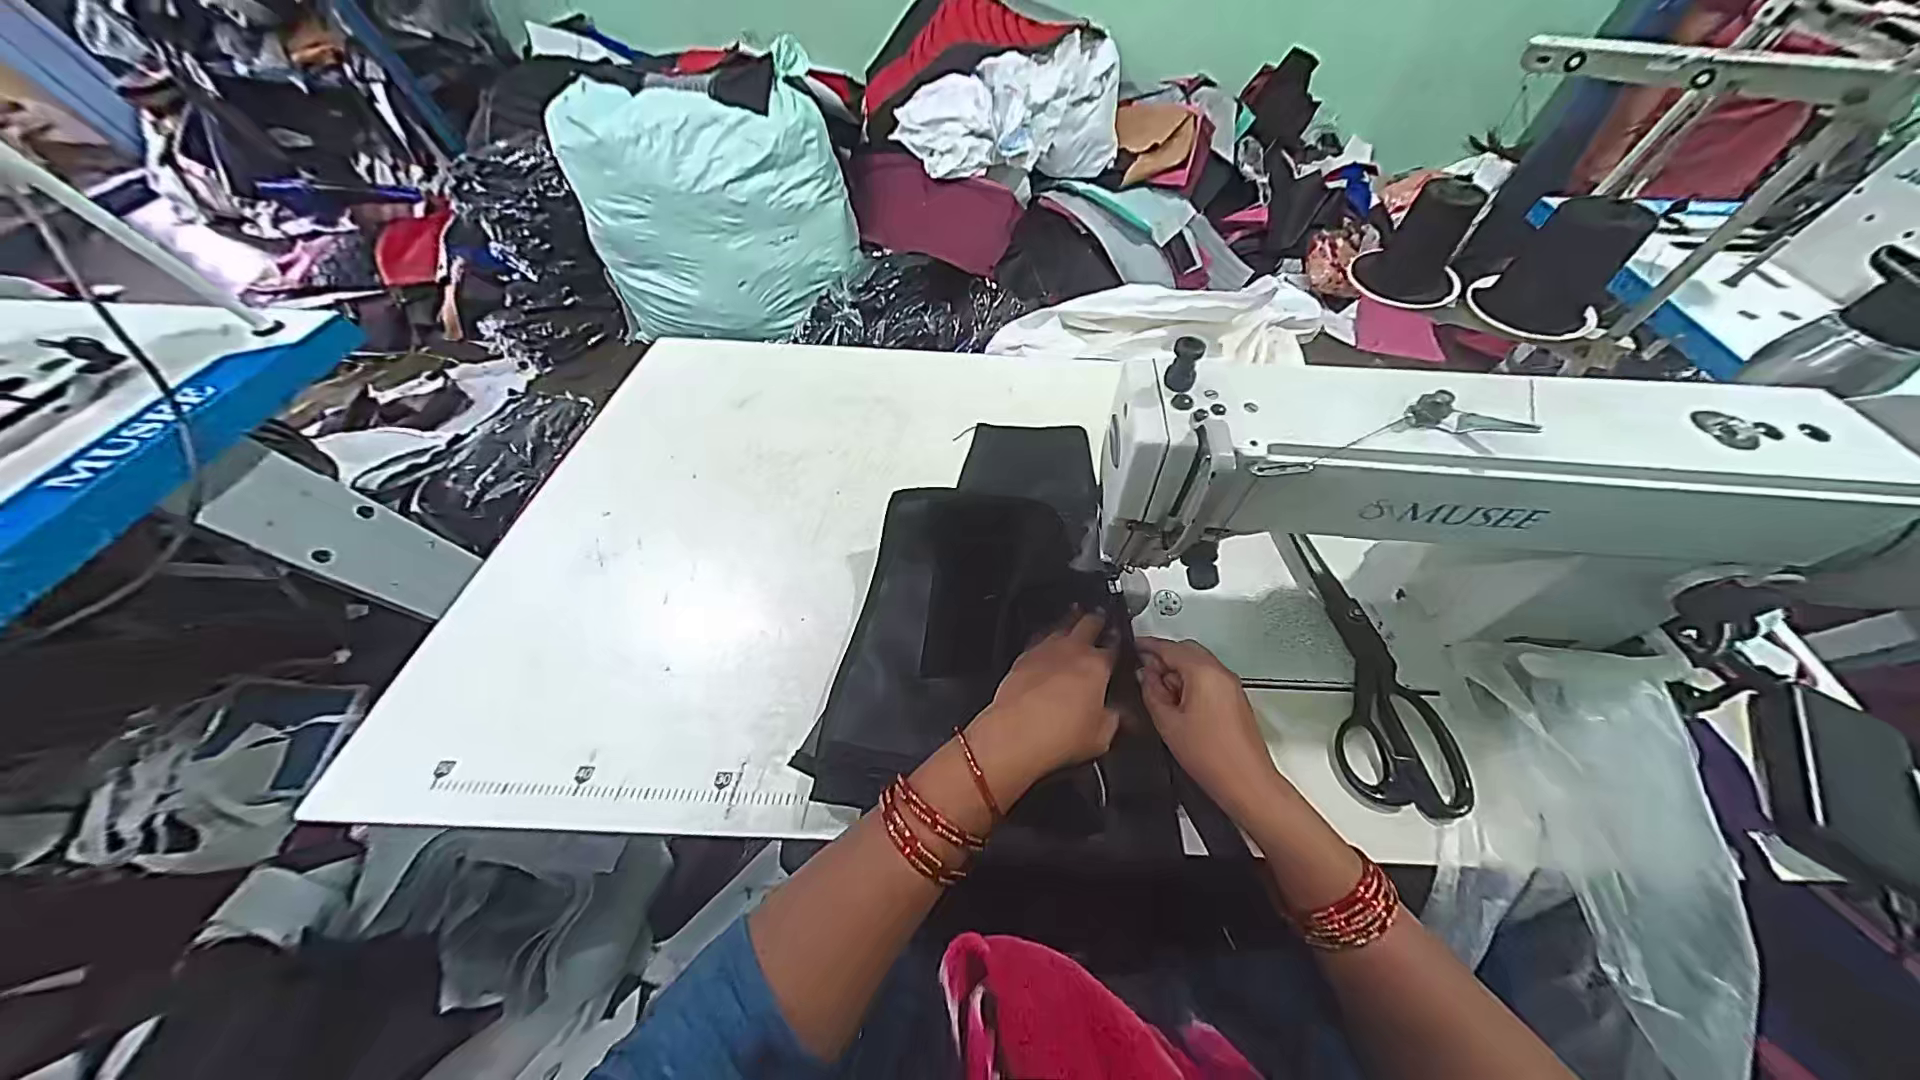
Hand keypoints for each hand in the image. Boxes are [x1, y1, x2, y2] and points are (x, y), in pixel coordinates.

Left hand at [967, 610, 1120, 793]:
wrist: (1017, 732)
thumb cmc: (1056, 733)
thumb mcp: (1101, 735)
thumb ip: (1113, 718)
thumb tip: (1114, 717)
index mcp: (1097, 666)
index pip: (1114, 646)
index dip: (1119, 641)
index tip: (1119, 640)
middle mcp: (1072, 651)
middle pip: (1089, 624)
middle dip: (1097, 619)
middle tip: (1100, 616)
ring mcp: (1046, 650)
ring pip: (1062, 624)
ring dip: (1071, 618)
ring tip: (1076, 613)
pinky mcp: (1024, 656)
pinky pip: (1038, 636)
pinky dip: (1046, 634)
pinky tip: (1045, 635)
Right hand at [1136, 637, 1283, 814]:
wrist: (1246, 784)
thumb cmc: (1214, 758)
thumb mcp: (1166, 722)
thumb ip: (1151, 691)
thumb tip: (1146, 676)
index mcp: (1204, 673)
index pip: (1170, 647)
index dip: (1148, 645)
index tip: (1135, 646)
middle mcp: (1221, 674)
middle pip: (1186, 650)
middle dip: (1164, 658)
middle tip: (1144, 673)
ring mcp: (1231, 686)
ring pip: (1198, 664)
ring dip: (1178, 672)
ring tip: (1162, 696)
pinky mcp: (1235, 700)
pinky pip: (1209, 679)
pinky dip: (1192, 683)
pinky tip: (1179, 707)